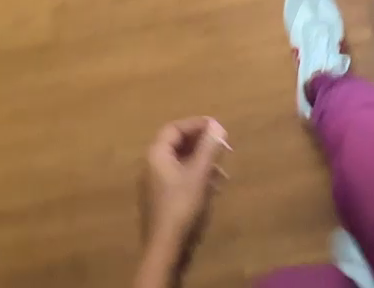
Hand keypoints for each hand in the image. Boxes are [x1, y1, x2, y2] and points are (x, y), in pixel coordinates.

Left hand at [138, 117, 230, 257]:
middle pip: (177, 145)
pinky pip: (180, 179)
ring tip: (222, 171)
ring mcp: (155, 185)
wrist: (165, 249)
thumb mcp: (199, 174)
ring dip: (202, 162)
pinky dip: (196, 177)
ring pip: (180, 163)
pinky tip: (213, 188)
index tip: (216, 127)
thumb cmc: (181, 206)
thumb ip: (208, 148)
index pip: (174, 128)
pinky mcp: (162, 201)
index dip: (195, 125)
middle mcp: (152, 166)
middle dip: (201, 144)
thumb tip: (216, 125)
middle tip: (221, 146)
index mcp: (156, 155)